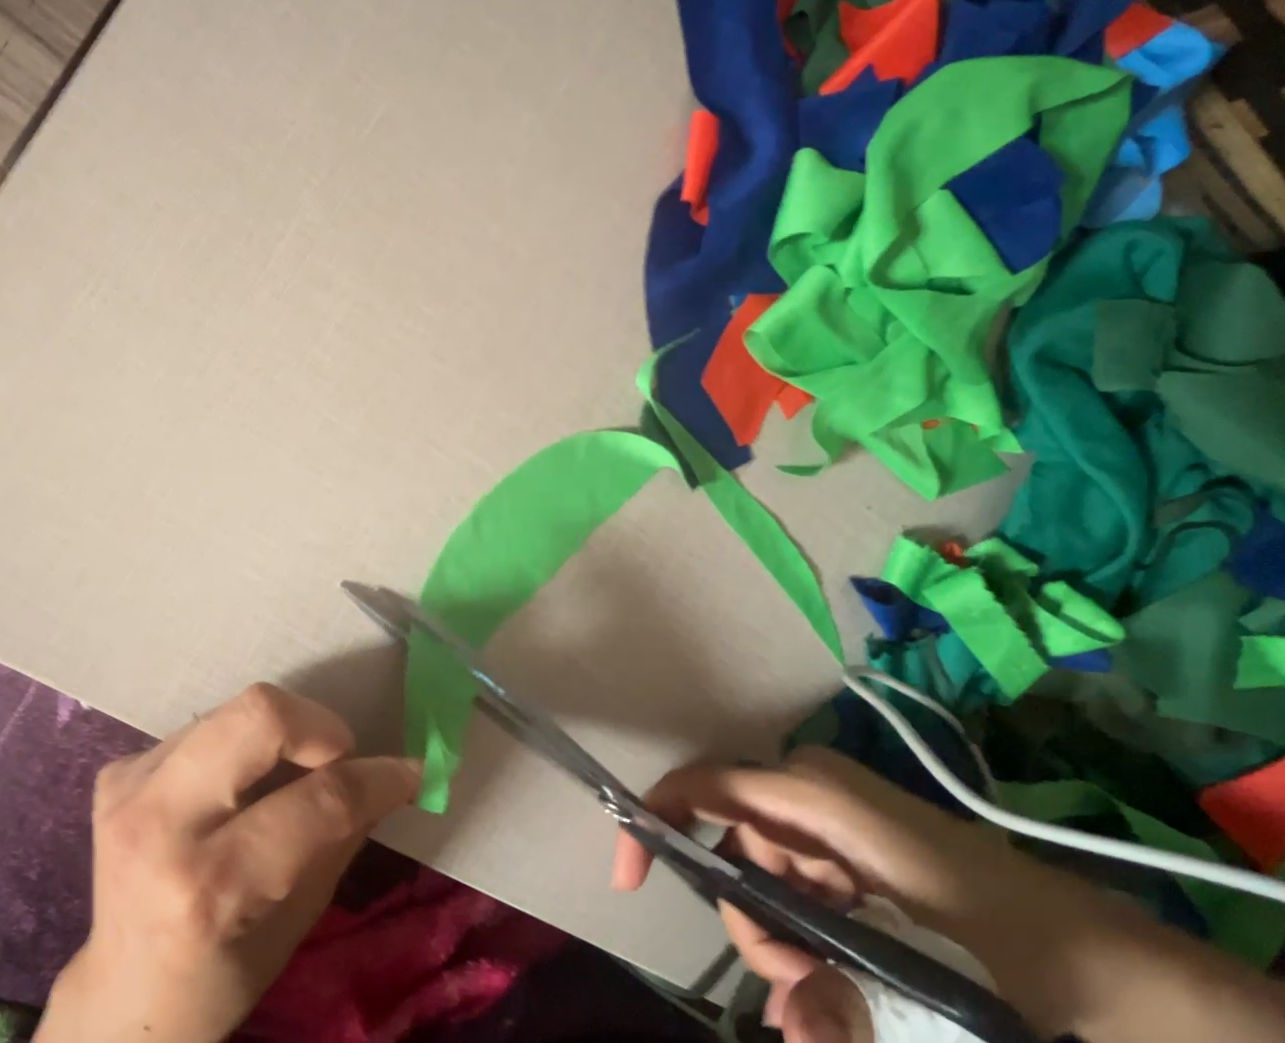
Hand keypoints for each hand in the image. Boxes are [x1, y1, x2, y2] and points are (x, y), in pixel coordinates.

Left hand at [36, 684, 421, 1042]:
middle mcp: (160, 823)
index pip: (318, 802)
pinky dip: (238, 750)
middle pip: (258, 716)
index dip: (377, 779)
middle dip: (320, 727)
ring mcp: (128, 788)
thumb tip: (391, 774)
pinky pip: (199, 730)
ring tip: (290, 774)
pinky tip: (237, 788)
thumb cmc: (224, 973)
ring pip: (230, 710)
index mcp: (213, 885)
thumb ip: (343, 834)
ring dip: (280, 735)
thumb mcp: (299, 917)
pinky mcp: (114, 771)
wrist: (124, 992)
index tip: (407, 771)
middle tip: (340, 758)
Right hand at [614, 748, 1284, 1042]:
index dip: (663, 810)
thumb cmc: (1074, 985)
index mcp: (860, 820)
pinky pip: (818, 896)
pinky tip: (832, 999)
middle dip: (745, 910)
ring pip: (779, 874)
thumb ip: (858, 1004)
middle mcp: (856, 815)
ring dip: (780, 942)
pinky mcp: (893, 879)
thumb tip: (791, 1019)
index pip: (730, 785)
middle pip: (747, 838)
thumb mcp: (955, 1002)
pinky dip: (809, 944)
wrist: (1176, 1004)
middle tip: (790, 986)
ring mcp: (875, 846)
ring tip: (818, 1007)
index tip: (629, 872)